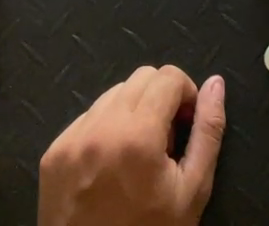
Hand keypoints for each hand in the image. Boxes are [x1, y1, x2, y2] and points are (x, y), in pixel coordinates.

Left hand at [38, 65, 225, 225]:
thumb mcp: (193, 190)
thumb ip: (208, 131)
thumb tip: (215, 83)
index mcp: (138, 134)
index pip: (168, 76)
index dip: (186, 95)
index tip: (186, 126)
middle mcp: (101, 127)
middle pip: (141, 78)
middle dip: (161, 99)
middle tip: (164, 142)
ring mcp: (72, 139)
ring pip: (114, 94)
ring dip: (133, 110)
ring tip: (137, 154)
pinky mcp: (53, 152)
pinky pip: (88, 117)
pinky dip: (106, 128)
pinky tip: (111, 164)